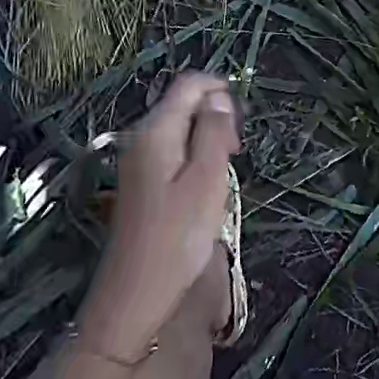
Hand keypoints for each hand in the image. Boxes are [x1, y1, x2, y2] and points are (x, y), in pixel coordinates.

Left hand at [77, 73, 238, 362]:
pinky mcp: (140, 180)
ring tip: (224, 171)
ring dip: (206, 138)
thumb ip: (214, 132)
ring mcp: (137, 159)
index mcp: (156, 131)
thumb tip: (219, 97)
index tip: (242, 120)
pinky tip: (204, 186)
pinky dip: (193, 156)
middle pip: (182, 103)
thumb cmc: (178, 237)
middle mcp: (140, 137)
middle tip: (236, 152)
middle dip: (214, 115)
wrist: (135, 293)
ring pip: (178, 128)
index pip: (188, 85)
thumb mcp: (207, 180)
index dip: (219, 89)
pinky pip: (171, 150)